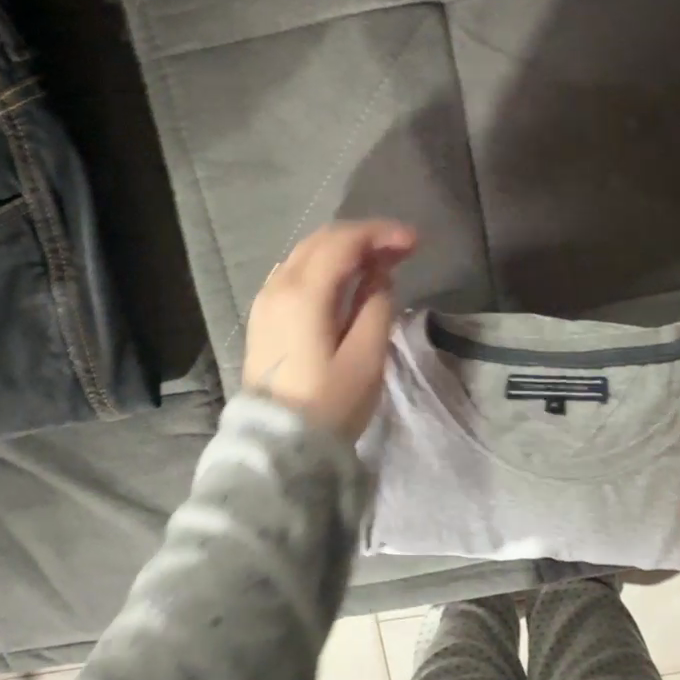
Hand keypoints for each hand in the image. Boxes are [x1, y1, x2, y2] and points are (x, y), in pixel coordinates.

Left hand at [242, 221, 416, 440]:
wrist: (278, 445)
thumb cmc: (329, 403)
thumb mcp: (366, 357)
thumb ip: (377, 306)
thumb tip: (379, 276)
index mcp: (303, 294)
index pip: (343, 242)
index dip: (381, 234)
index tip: (415, 242)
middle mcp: (277, 286)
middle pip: (322, 241)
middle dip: (365, 237)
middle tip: (403, 250)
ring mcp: (265, 302)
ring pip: (306, 255)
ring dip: (345, 250)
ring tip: (381, 263)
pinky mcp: (263, 318)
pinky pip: (296, 274)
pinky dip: (326, 267)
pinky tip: (348, 281)